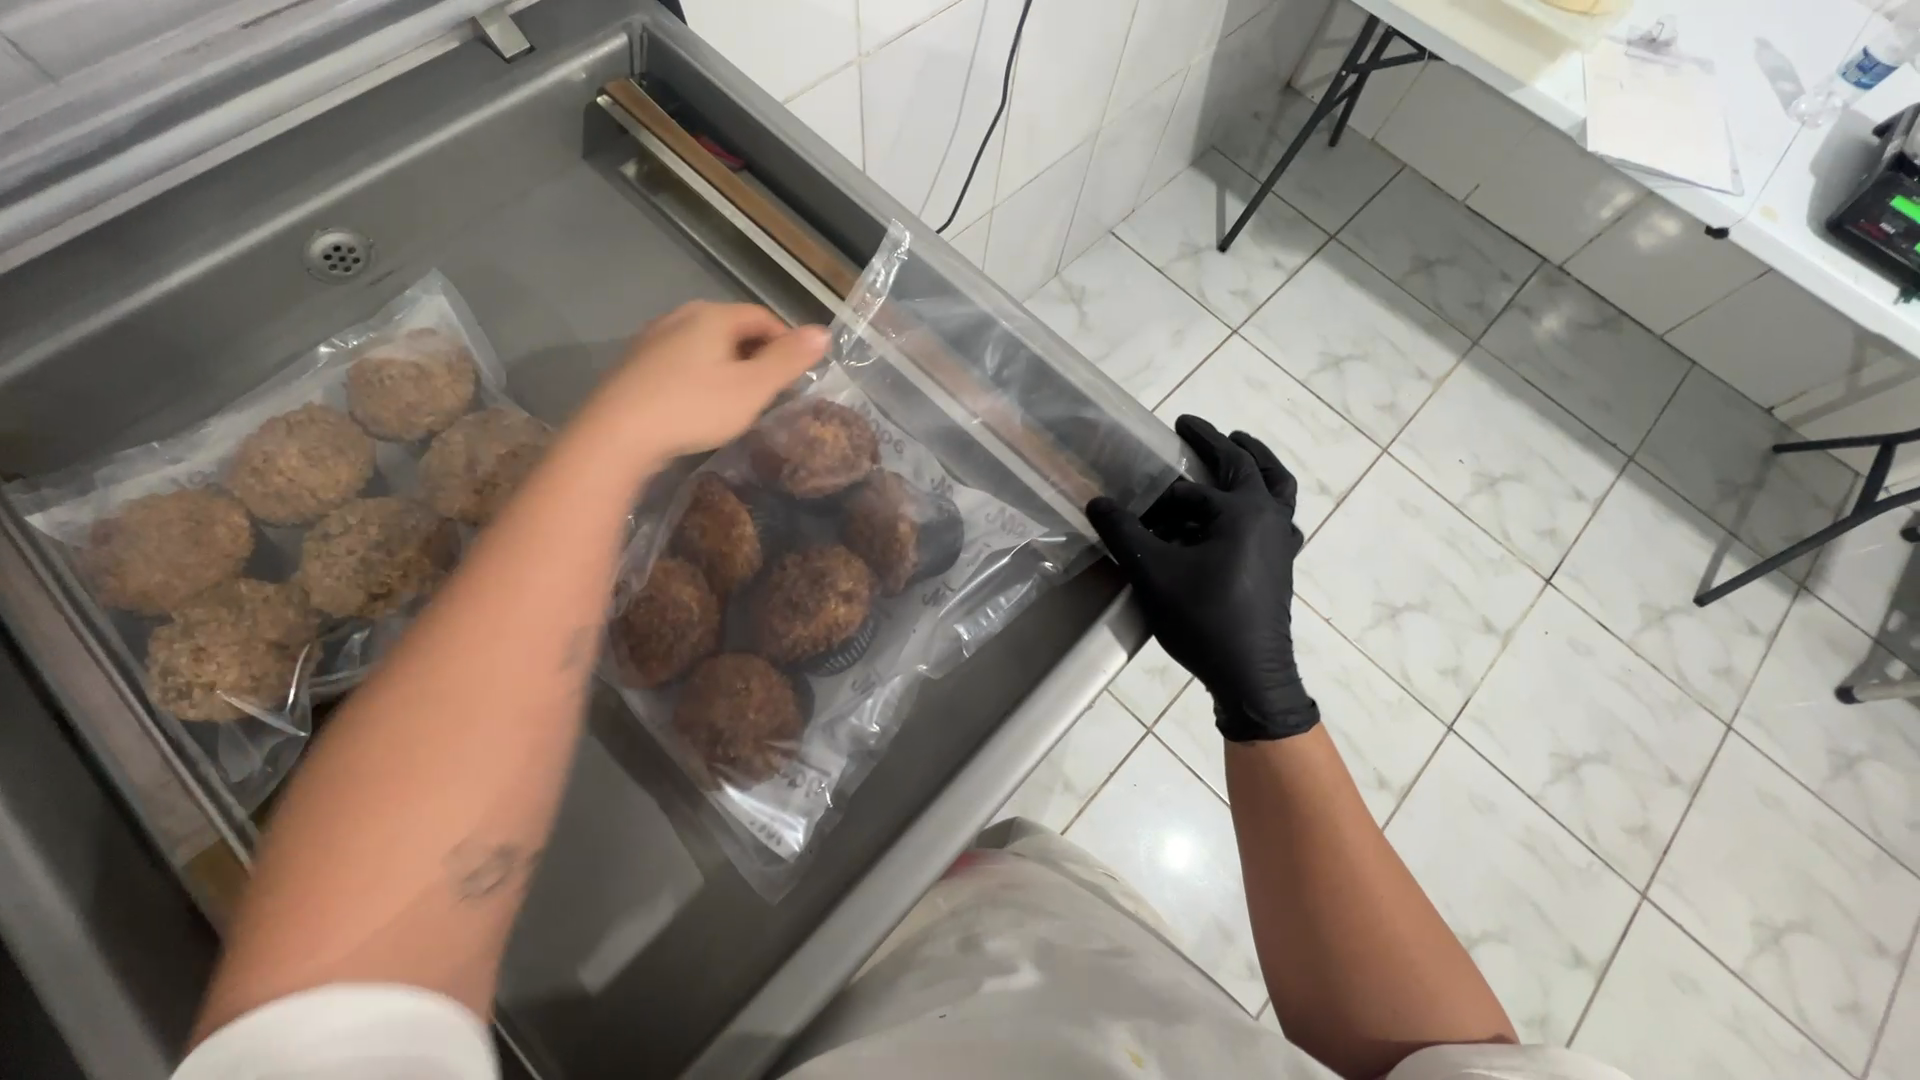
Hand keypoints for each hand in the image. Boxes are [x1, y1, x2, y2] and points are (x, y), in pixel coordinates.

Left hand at [578, 302, 829, 458]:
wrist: (616, 435)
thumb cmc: (693, 409)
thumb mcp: (752, 388)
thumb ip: (788, 360)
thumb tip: (823, 331)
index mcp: (713, 315)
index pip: (763, 317)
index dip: (787, 341)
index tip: (799, 374)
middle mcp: (681, 316)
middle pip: (733, 328)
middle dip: (757, 354)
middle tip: (772, 390)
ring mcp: (654, 339)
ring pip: (705, 345)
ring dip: (728, 366)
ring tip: (740, 399)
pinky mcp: (636, 364)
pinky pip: (682, 361)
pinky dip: (701, 376)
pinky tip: (701, 404)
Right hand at [1087, 416, 1316, 741]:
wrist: (1250, 674)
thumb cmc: (1203, 619)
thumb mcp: (1154, 574)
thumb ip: (1123, 533)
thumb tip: (1096, 502)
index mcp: (1243, 512)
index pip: (1191, 488)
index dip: (1160, 488)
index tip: (1136, 475)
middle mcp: (1270, 518)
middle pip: (1248, 465)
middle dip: (1218, 443)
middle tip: (1189, 427)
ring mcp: (1282, 542)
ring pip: (1277, 487)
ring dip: (1256, 463)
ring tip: (1238, 446)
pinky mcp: (1282, 564)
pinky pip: (1279, 517)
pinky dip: (1266, 500)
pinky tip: (1247, 512)